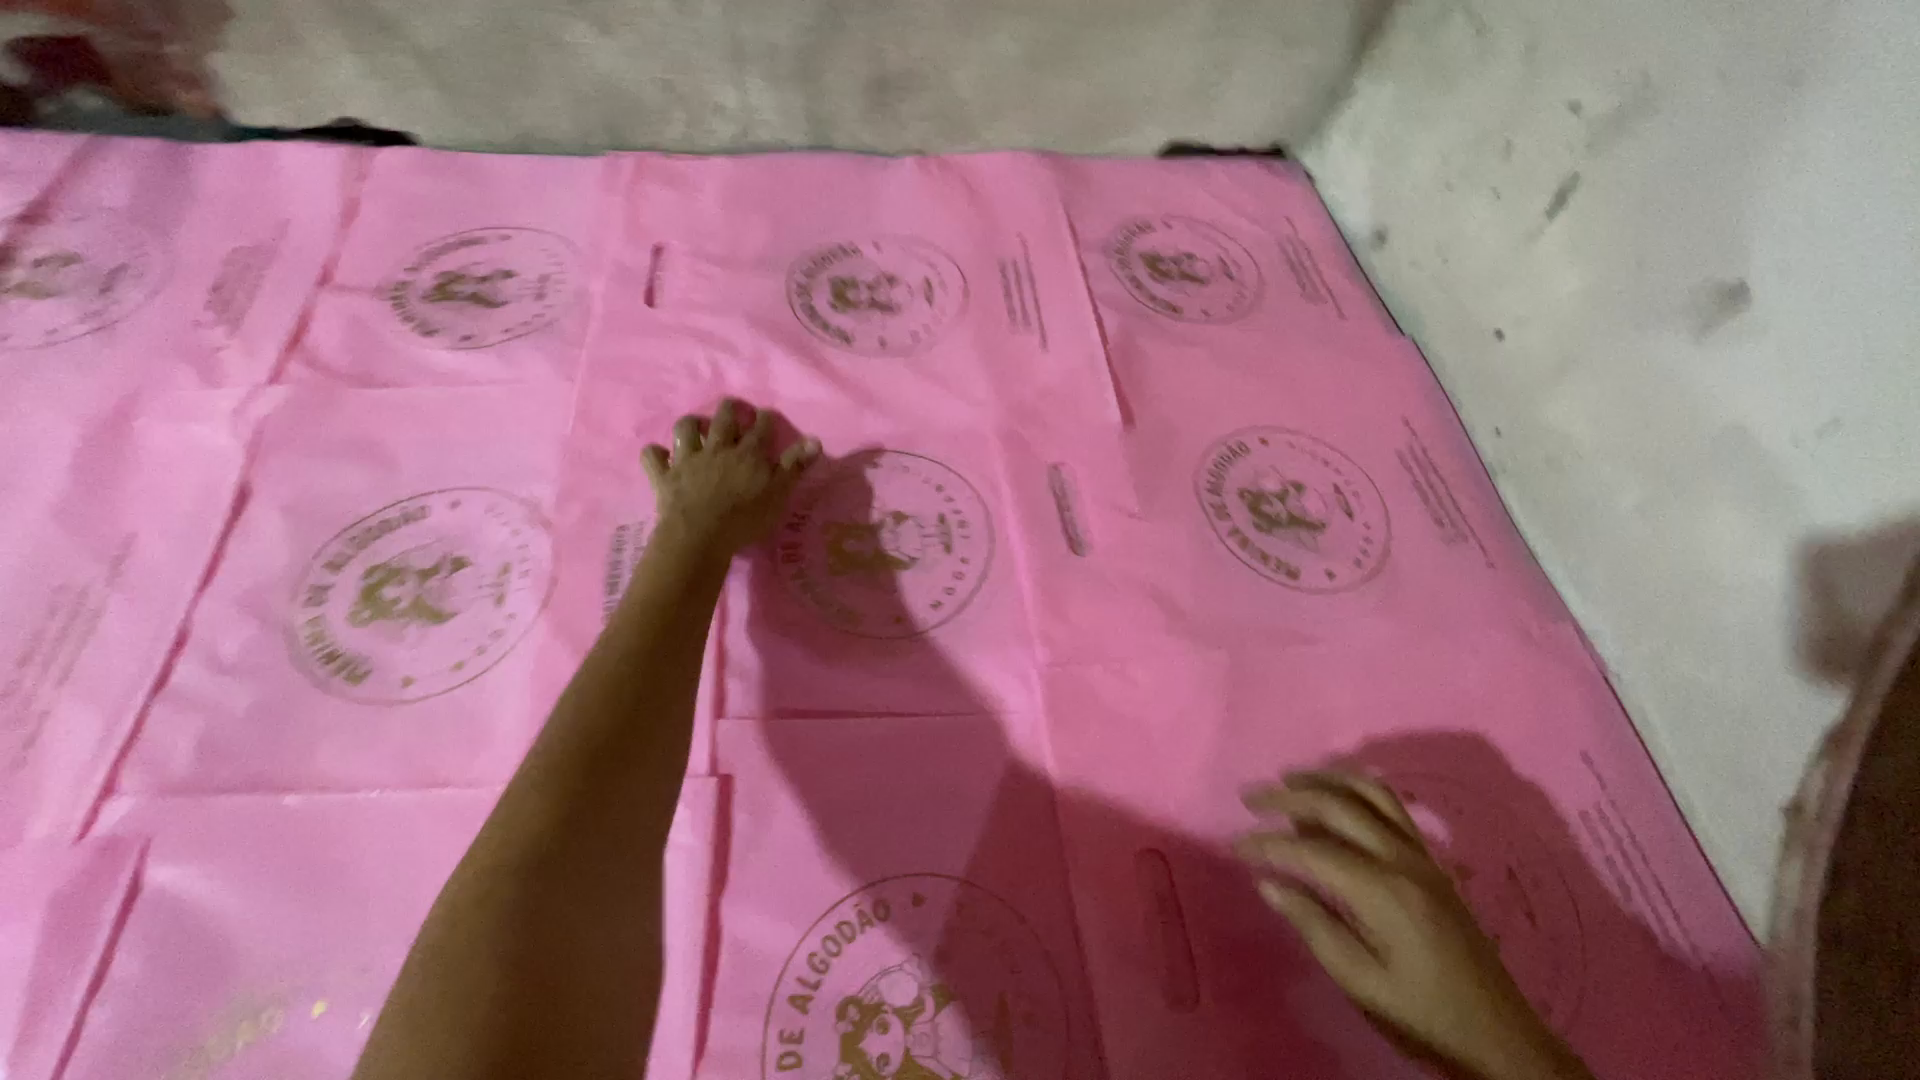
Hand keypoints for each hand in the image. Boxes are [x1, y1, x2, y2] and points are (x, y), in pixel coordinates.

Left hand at [641, 399, 820, 557]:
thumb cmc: (745, 519)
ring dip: (691, 424)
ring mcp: (688, 460)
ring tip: (696, 426)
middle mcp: (717, 448)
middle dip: (730, 409)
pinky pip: (653, 457)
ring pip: (685, 429)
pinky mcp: (665, 476)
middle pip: (723, 418)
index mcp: (748, 453)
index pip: (761, 426)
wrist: (700, 536)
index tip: (767, 417)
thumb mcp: (778, 495)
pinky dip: (655, 454)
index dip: (765, 419)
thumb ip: (794, 467)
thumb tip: (815, 440)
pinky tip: (659, 454)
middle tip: (734, 408)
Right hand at [1237, 772, 1593, 1079]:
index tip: (1235, 845)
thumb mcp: (1359, 981)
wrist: (1501, 1040)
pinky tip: (1335, 797)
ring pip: (1371, 792)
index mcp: (1384, 891)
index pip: (1312, 848)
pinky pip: (1391, 806)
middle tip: (1251, 798)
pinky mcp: (1432, 863)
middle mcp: (1404, 860)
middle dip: (1289, 795)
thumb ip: (1312, 924)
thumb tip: (1267, 882)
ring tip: (1289, 779)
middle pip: (1340, 804)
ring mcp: (1423, 857)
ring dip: (1326, 778)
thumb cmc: (1422, 1016)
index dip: (1269, 843)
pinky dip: (1355, 789)